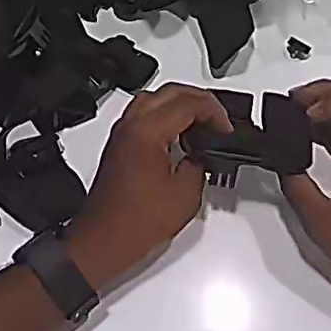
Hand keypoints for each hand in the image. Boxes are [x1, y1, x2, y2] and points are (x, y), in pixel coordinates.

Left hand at [67, 82, 232, 289]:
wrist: (105, 238)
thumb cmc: (135, 222)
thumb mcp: (186, 194)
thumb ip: (198, 165)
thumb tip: (200, 155)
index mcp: (146, 132)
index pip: (186, 102)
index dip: (213, 111)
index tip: (225, 127)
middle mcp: (129, 126)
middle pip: (168, 92)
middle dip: (198, 100)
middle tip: (218, 118)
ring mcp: (120, 134)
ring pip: (153, 99)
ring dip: (179, 104)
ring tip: (201, 123)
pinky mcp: (118, 145)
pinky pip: (142, 115)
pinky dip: (163, 116)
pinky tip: (178, 135)